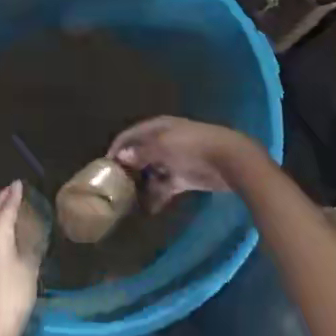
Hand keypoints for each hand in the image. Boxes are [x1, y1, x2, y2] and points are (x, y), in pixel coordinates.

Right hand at [109, 117, 269, 212]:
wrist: (230, 160)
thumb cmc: (192, 147)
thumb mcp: (163, 147)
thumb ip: (141, 152)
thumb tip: (120, 157)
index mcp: (158, 127)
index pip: (131, 135)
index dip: (117, 148)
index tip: (104, 165)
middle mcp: (164, 141)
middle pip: (140, 154)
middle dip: (128, 168)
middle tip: (115, 185)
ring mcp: (175, 159)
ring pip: (152, 172)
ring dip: (142, 184)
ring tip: (129, 200)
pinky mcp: (185, 177)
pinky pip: (165, 186)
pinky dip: (157, 195)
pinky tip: (148, 208)